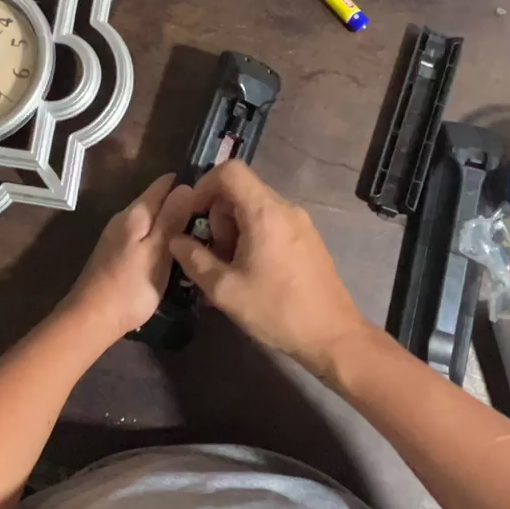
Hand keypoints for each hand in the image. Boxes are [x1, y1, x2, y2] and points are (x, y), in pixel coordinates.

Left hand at [63, 174, 198, 335]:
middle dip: (184, 207)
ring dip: (174, 226)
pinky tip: (176, 255)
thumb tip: (186, 185)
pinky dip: (163, 241)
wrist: (93, 318)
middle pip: (159, 201)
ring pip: (153, 221)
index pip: (165, 183)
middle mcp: (125, 218)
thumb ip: (171, 218)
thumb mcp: (158, 251)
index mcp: (136, 213)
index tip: (214, 197)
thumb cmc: (130, 286)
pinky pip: (147, 237)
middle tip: (215, 223)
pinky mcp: (118, 253)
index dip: (190, 184)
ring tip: (202, 239)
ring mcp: (119, 236)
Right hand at [168, 160, 367, 374]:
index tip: (192, 216)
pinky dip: (252, 235)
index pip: (229, 171)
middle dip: (217, 216)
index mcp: (265, 212)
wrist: (333, 336)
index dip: (203, 186)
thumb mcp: (224, 290)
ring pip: (255, 207)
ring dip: (233, 229)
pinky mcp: (308, 238)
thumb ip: (194, 260)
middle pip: (241, 190)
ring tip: (230, 267)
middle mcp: (285, 208)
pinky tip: (251, 271)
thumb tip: (176, 240)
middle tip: (213, 252)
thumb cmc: (277, 310)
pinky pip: (271, 222)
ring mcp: (300, 222)